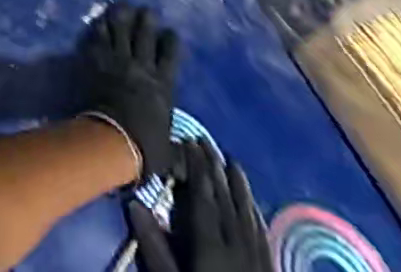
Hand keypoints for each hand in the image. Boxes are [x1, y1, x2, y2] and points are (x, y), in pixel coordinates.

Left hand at [81, 4, 182, 180]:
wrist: (113, 141)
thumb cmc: (144, 148)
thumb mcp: (168, 152)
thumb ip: (178, 151)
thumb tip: (191, 160)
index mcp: (164, 84)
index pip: (171, 53)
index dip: (170, 41)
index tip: (169, 33)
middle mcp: (143, 67)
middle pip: (146, 35)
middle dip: (147, 20)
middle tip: (146, 10)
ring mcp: (119, 61)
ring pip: (122, 30)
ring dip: (123, 16)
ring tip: (122, 6)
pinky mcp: (98, 62)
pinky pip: (99, 39)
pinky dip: (100, 28)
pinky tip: (99, 20)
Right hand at [128, 143, 273, 271]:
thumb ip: (155, 249)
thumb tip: (136, 205)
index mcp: (211, 248)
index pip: (204, 197)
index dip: (198, 167)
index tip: (189, 141)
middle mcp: (238, 247)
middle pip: (227, 199)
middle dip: (216, 168)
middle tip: (206, 142)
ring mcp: (257, 261)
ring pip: (249, 213)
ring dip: (240, 186)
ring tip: (232, 161)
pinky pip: (264, 236)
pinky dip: (256, 214)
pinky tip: (254, 207)